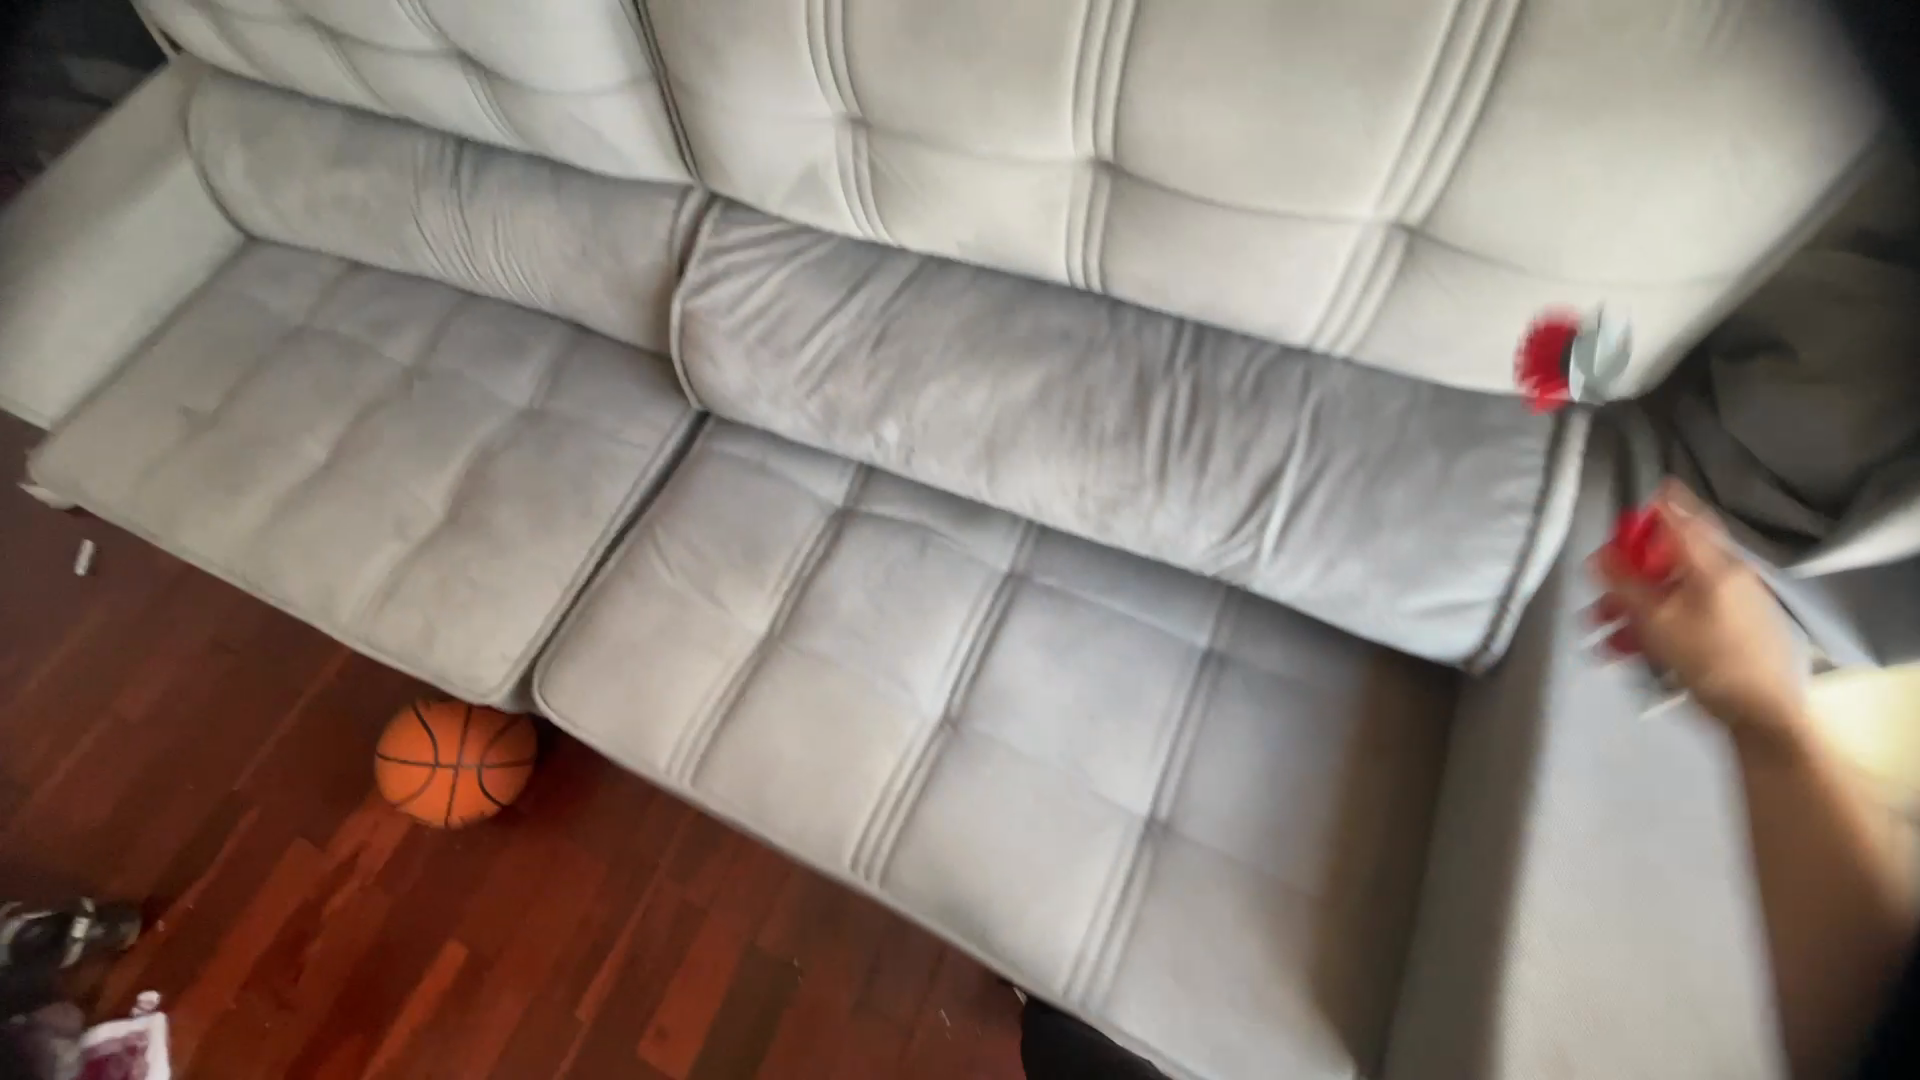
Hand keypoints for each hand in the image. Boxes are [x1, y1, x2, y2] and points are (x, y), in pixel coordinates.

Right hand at [1589, 481, 1808, 738]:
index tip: (1650, 489)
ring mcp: (1727, 607)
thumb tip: (1599, 553)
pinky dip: (1647, 627)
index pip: (1687, 523)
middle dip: (1624, 577)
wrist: (1760, 711)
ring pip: (1664, 596)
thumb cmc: (1707, 657)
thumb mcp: (1654, 619)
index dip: (1667, 505)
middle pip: (1664, 564)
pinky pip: (1676, 617)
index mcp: (1712, 569)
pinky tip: (1624, 648)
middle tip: (1598, 593)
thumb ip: (1623, 583)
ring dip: (1627, 610)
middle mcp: (1723, 581)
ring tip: (1601, 632)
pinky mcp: (1725, 631)